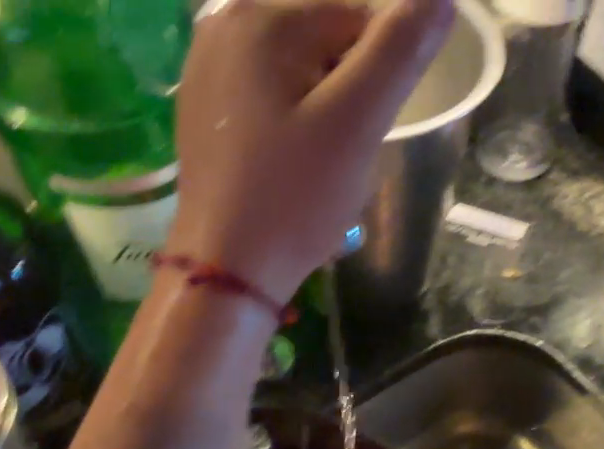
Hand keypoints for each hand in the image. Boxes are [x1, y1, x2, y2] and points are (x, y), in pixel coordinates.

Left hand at [167, 0, 456, 303]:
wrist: (227, 269)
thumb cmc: (294, 198)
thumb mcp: (357, 124)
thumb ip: (400, 51)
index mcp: (263, 17)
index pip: (357, 17)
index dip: (377, 80)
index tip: (360, 137)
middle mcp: (225, 23)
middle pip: (323, 40)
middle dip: (346, 94)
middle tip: (336, 156)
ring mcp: (207, 65)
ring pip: (297, 71)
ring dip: (321, 111)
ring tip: (312, 165)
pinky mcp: (203, 106)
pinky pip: (268, 95)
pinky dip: (290, 123)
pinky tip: (286, 165)